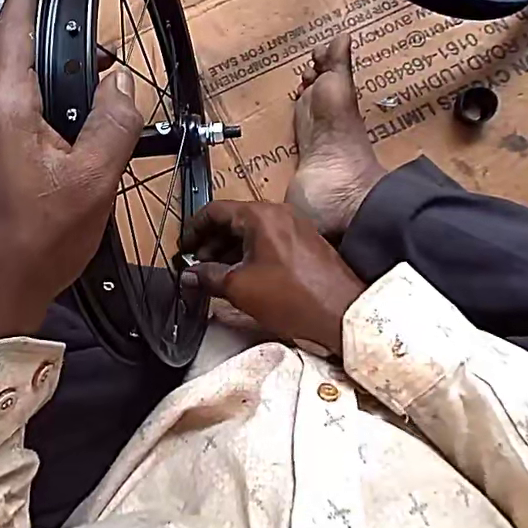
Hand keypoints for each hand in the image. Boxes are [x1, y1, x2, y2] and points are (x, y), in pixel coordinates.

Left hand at [0, 0, 142, 343]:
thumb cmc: (39, 238)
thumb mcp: (93, 179)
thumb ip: (114, 122)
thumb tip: (121, 83)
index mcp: (4, 105)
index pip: (10, 30)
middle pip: (21, 57)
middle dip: (63, 47)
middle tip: (108, 56)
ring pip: (22, 88)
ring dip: (61, 83)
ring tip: (105, 92)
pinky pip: (18, 114)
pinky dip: (50, 109)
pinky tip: (79, 128)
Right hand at [179, 201, 366, 355]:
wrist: (344, 316)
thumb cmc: (294, 297)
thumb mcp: (240, 288)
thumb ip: (208, 276)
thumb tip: (190, 275)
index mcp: (259, 215)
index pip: (214, 211)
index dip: (193, 229)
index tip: (183, 248)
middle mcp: (277, 213)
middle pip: (232, 220)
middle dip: (210, 243)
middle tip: (197, 265)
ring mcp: (294, 226)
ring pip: (250, 231)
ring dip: (229, 250)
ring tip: (216, 274)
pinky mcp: (305, 243)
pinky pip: (268, 240)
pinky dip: (249, 254)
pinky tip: (242, 276)